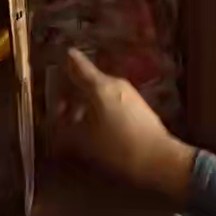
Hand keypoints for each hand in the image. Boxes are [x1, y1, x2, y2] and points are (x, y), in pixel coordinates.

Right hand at [52, 48, 195, 202]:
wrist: (160, 160)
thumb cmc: (118, 148)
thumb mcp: (85, 141)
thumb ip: (66, 127)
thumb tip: (56, 120)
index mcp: (100, 86)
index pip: (77, 65)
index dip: (64, 61)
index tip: (55, 56)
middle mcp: (115, 84)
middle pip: (87, 80)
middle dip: (70, 92)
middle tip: (57, 110)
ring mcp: (128, 94)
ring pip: (99, 91)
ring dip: (84, 103)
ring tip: (74, 123)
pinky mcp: (137, 106)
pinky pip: (110, 100)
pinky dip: (98, 108)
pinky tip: (93, 127)